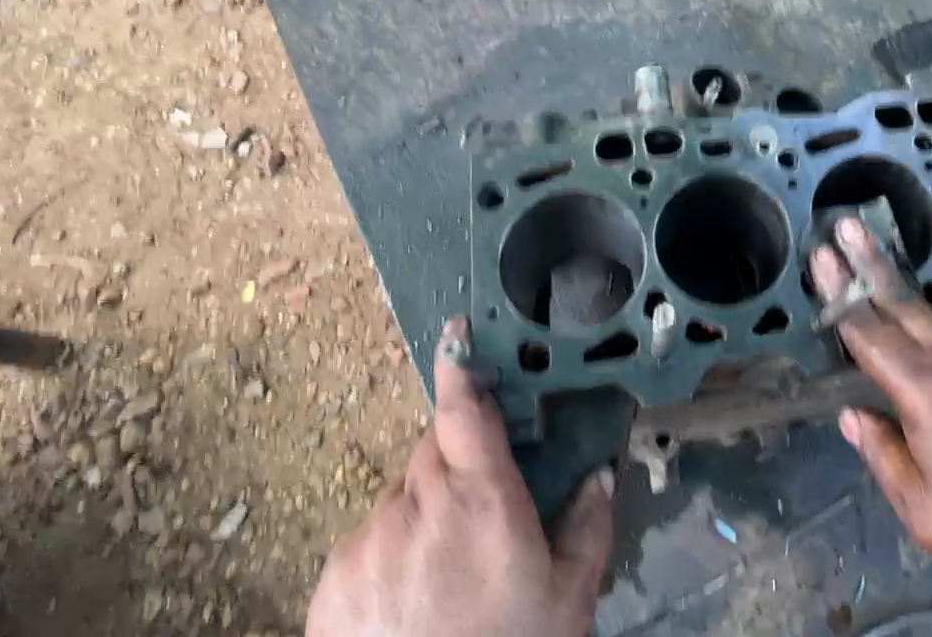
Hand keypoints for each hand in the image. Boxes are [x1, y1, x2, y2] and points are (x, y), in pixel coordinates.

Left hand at [306, 317, 614, 636]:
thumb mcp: (569, 596)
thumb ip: (588, 524)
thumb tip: (600, 474)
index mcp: (483, 500)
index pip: (466, 412)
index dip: (462, 367)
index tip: (457, 334)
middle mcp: (419, 506)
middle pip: (434, 450)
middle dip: (458, 461)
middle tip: (483, 507)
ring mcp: (368, 541)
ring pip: (401, 495)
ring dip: (424, 508)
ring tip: (446, 567)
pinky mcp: (332, 580)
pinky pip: (368, 537)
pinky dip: (390, 547)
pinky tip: (409, 596)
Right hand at [810, 217, 931, 615]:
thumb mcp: (924, 510)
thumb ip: (882, 454)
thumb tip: (854, 415)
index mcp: (923, 389)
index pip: (867, 330)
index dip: (838, 292)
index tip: (821, 254)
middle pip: (902, 301)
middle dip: (869, 261)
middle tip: (846, 226)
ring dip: (910, 317)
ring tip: (893, 325)